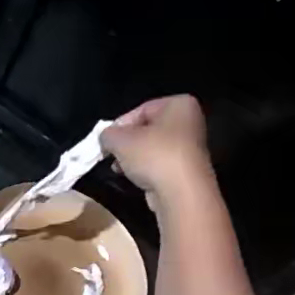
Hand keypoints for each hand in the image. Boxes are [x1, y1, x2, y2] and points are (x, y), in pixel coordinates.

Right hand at [100, 95, 217, 209]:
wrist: (180, 189)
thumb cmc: (152, 155)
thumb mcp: (119, 140)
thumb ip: (107, 134)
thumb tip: (106, 137)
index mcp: (178, 104)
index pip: (140, 110)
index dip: (118, 126)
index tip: (105, 142)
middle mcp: (188, 119)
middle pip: (145, 128)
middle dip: (125, 143)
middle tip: (110, 155)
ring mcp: (189, 143)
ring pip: (150, 146)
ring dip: (131, 156)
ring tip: (119, 168)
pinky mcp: (185, 164)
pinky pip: (158, 160)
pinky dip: (144, 166)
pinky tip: (133, 176)